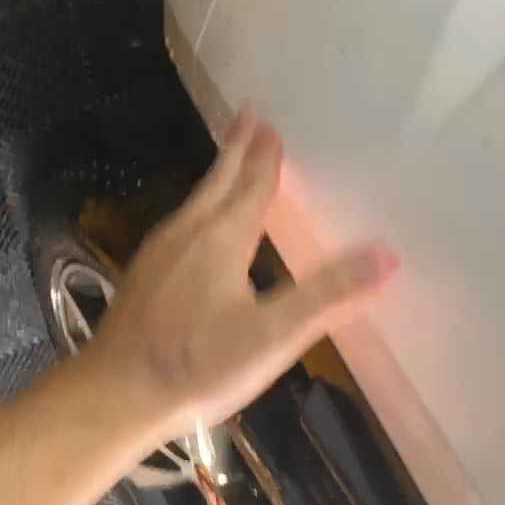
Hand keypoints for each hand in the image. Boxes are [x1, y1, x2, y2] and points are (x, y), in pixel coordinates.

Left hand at [78, 112, 399, 444]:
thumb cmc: (198, 363)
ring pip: (195, 201)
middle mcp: (185, 232)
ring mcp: (159, 251)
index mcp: (220, 238)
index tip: (267, 121)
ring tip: (231, 163)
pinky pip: (181, 222)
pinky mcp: (145, 273)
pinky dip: (200, 206)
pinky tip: (199, 225)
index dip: (263, 155)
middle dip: (235, 148)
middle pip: (217, 182)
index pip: (249, 185)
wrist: (117, 388)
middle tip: (248, 116)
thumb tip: (387, 255)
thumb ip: (327, 295)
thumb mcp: (273, 336)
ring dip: (217, 176)